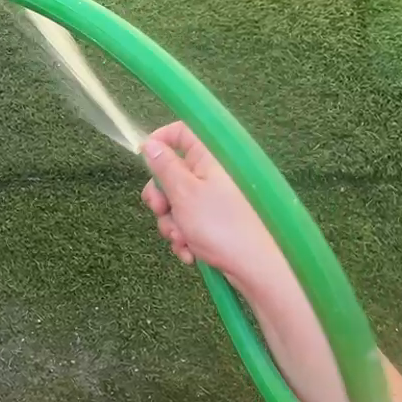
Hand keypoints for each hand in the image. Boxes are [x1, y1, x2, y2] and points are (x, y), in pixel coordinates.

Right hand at [139, 122, 299, 307]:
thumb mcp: (184, 193)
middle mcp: (215, 174)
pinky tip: (191, 253)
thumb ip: (164, 166)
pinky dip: (185, 236)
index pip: (181, 132)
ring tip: (182, 239)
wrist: (258, 269)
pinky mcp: (218, 222)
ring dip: (172, 222)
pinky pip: (190, 222)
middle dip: (162, 197)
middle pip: (172, 172)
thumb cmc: (221, 226)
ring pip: (177, 202)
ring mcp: (217, 199)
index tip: (144, 160)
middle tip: (162, 211)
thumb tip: (150, 144)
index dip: (159, 141)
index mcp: (210, 157)